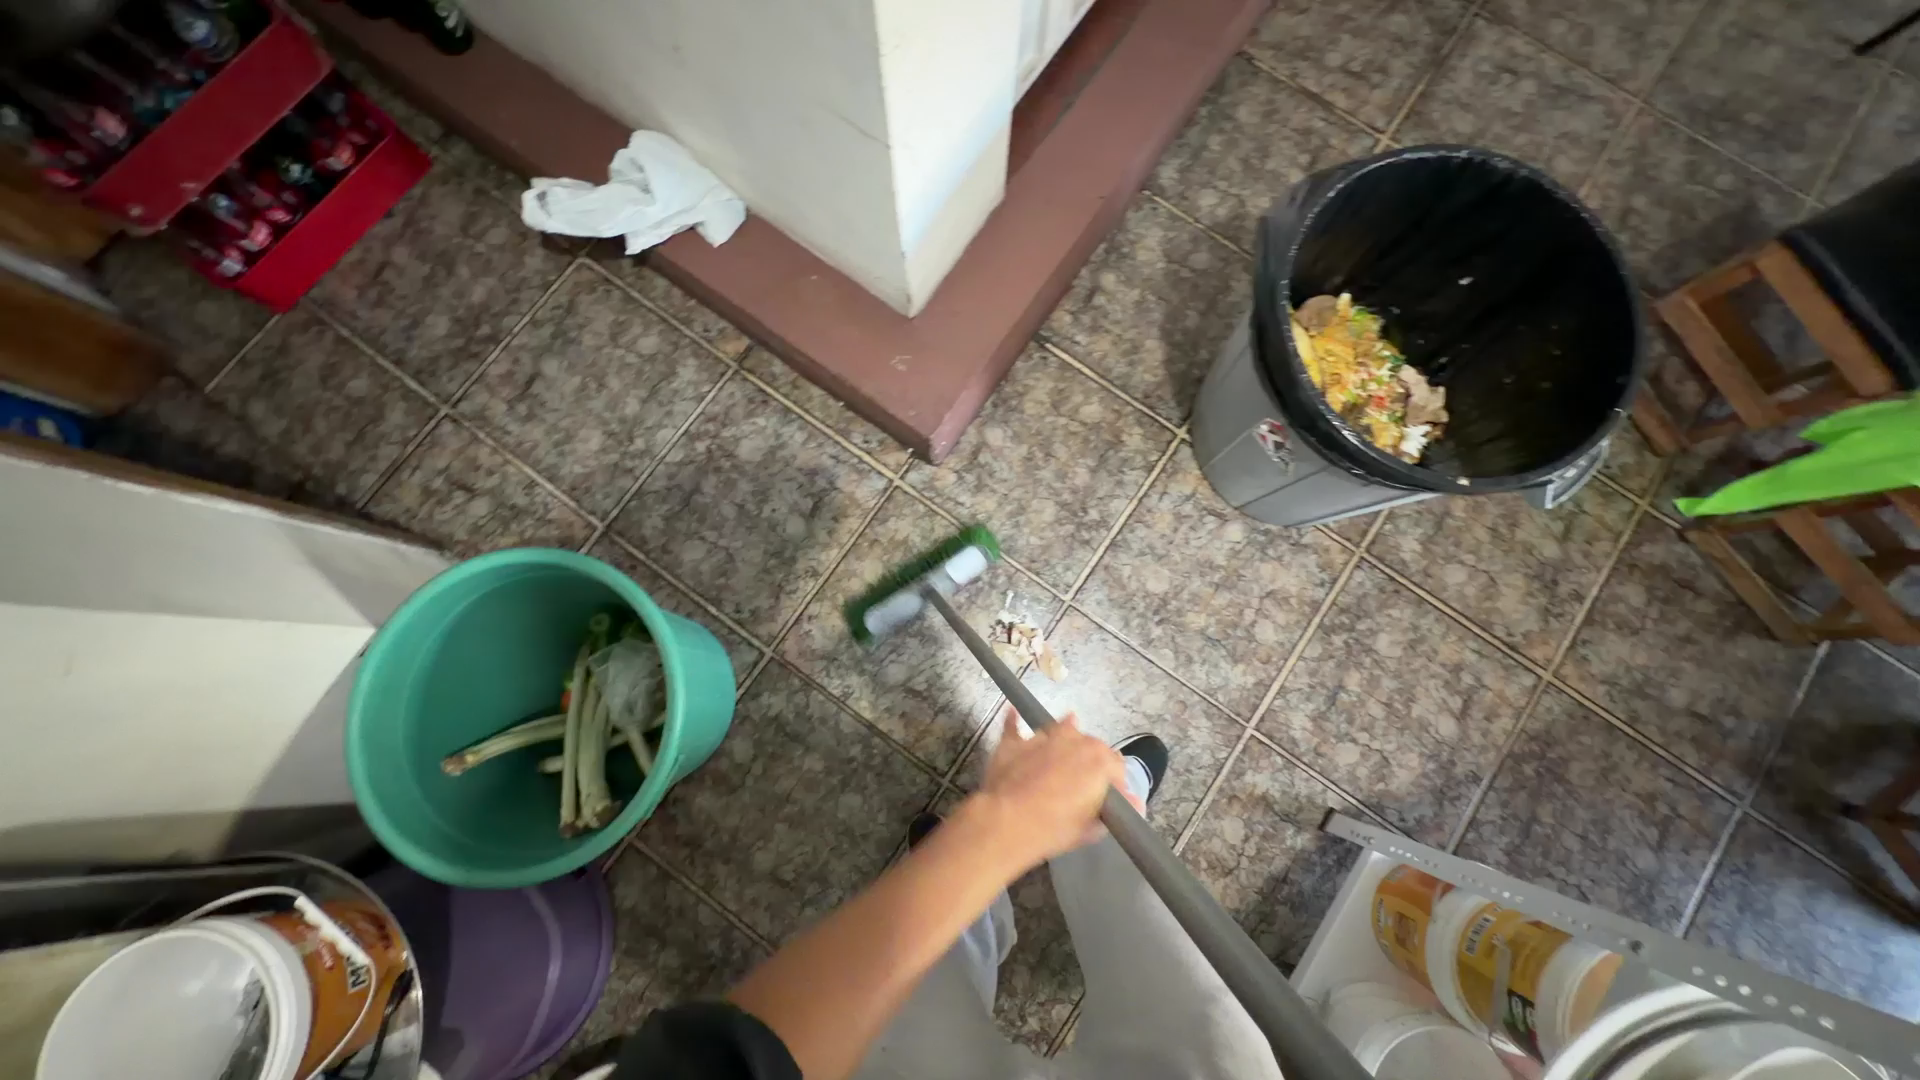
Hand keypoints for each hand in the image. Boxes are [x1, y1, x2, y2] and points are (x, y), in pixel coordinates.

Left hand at [959, 706, 1126, 874]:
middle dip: (1090, 761)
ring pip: (1059, 730)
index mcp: (1099, 760)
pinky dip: (1015, 720)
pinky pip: (1015, 725)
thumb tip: (1133, 803)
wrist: (1008, 822)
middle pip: (1090, 745)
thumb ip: (1113, 811)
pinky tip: (1012, 712)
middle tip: (1082, 784)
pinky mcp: (1014, 742)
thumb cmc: (1055, 828)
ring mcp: (1042, 738)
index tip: (1108, 799)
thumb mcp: (1091, 828)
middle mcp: (1074, 740)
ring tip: (1061, 750)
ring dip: (1063, 738)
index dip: (1114, 783)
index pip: (1117, 767)